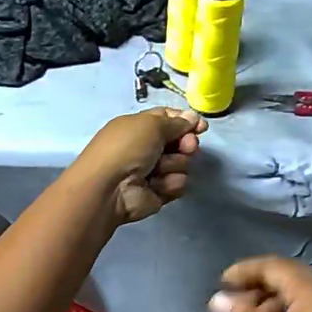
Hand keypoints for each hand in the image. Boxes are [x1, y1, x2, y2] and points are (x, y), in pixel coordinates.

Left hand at [72, 107, 207, 224]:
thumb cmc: (126, 149)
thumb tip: (192, 118)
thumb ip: (175, 122)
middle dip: (186, 144)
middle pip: (179, 142)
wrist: (110, 188)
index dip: (186, 121)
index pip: (168, 119)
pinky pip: (177, 184)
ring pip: (181, 164)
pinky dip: (169, 184)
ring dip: (174, 165)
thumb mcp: (150, 125)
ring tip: (159, 169)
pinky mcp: (158, 193)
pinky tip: (156, 186)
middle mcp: (146, 148)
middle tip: (187, 147)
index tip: (201, 126)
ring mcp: (152, 172)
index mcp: (139, 127)